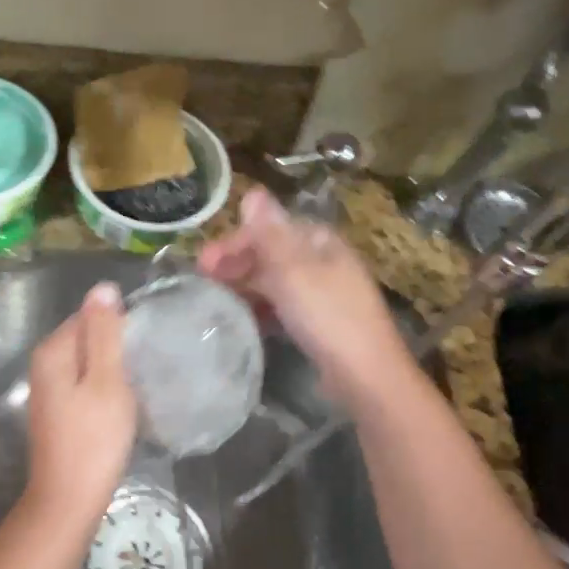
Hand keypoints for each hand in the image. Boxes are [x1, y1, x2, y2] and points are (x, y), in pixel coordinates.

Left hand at [23, 283, 137, 522]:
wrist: (68, 499)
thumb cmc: (93, 439)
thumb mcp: (106, 381)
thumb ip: (104, 334)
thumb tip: (103, 288)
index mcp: (53, 350)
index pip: (89, 315)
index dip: (120, 325)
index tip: (149, 343)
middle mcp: (44, 364)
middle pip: (87, 337)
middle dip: (117, 344)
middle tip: (151, 361)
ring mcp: (49, 389)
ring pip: (88, 362)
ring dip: (114, 367)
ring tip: (144, 380)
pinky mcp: (59, 411)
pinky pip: (86, 384)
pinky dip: (106, 387)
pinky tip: (124, 402)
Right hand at [199, 187, 412, 400]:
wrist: (365, 376)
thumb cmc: (327, 317)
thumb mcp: (292, 270)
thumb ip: (269, 233)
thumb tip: (253, 192)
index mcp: (320, 242)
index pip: (270, 229)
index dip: (235, 242)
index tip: (204, 263)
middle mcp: (324, 262)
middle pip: (271, 254)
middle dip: (236, 263)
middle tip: (203, 280)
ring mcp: (324, 294)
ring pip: (275, 281)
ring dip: (245, 285)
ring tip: (217, 301)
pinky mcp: (320, 323)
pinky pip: (283, 305)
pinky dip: (261, 307)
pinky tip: (245, 320)